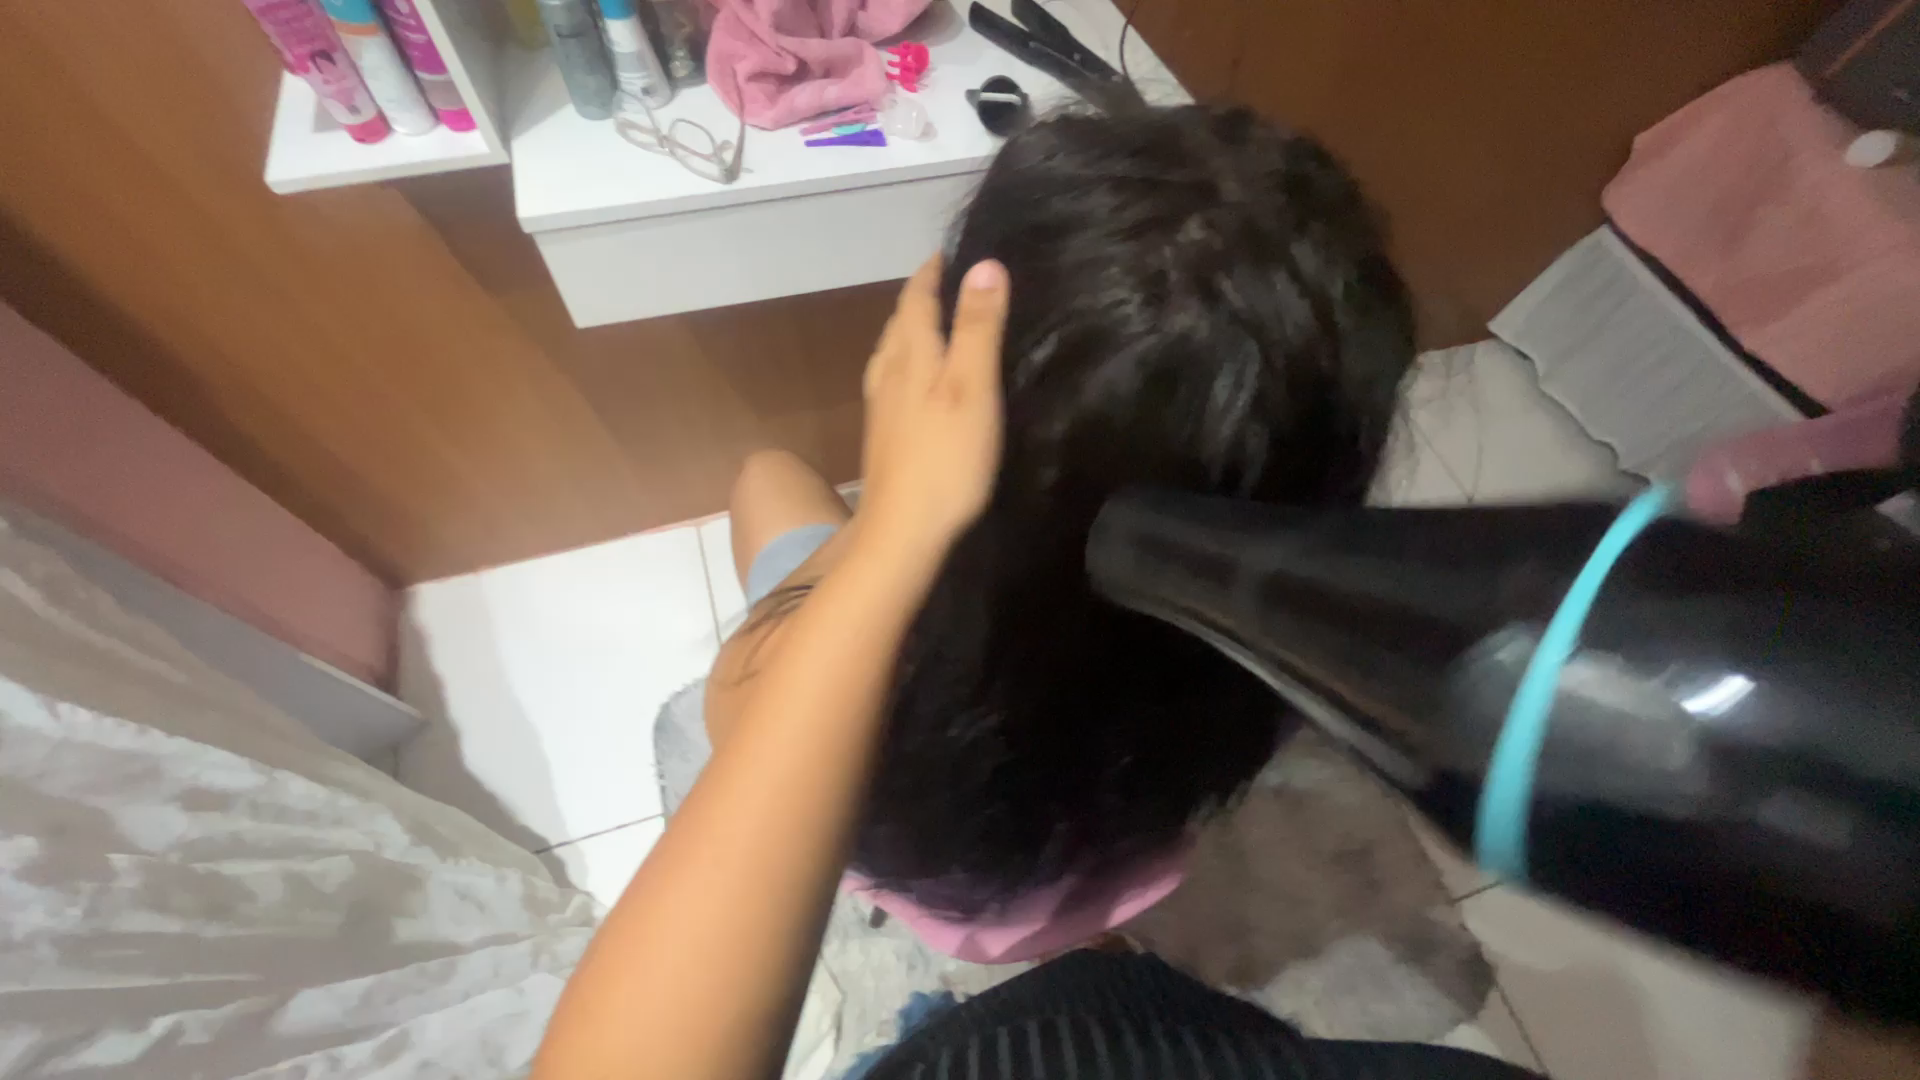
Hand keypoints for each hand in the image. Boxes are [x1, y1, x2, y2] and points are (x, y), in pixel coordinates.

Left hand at [855, 256, 1009, 558]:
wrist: (903, 529)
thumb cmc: (946, 458)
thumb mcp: (972, 387)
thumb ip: (978, 328)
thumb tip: (985, 264)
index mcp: (911, 356)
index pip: (917, 299)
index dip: (932, 273)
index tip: (947, 252)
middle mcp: (888, 375)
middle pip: (900, 324)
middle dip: (919, 298)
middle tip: (945, 283)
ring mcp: (881, 409)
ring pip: (890, 355)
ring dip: (908, 332)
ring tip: (929, 326)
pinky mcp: (882, 437)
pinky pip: (891, 383)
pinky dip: (905, 367)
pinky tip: (913, 385)